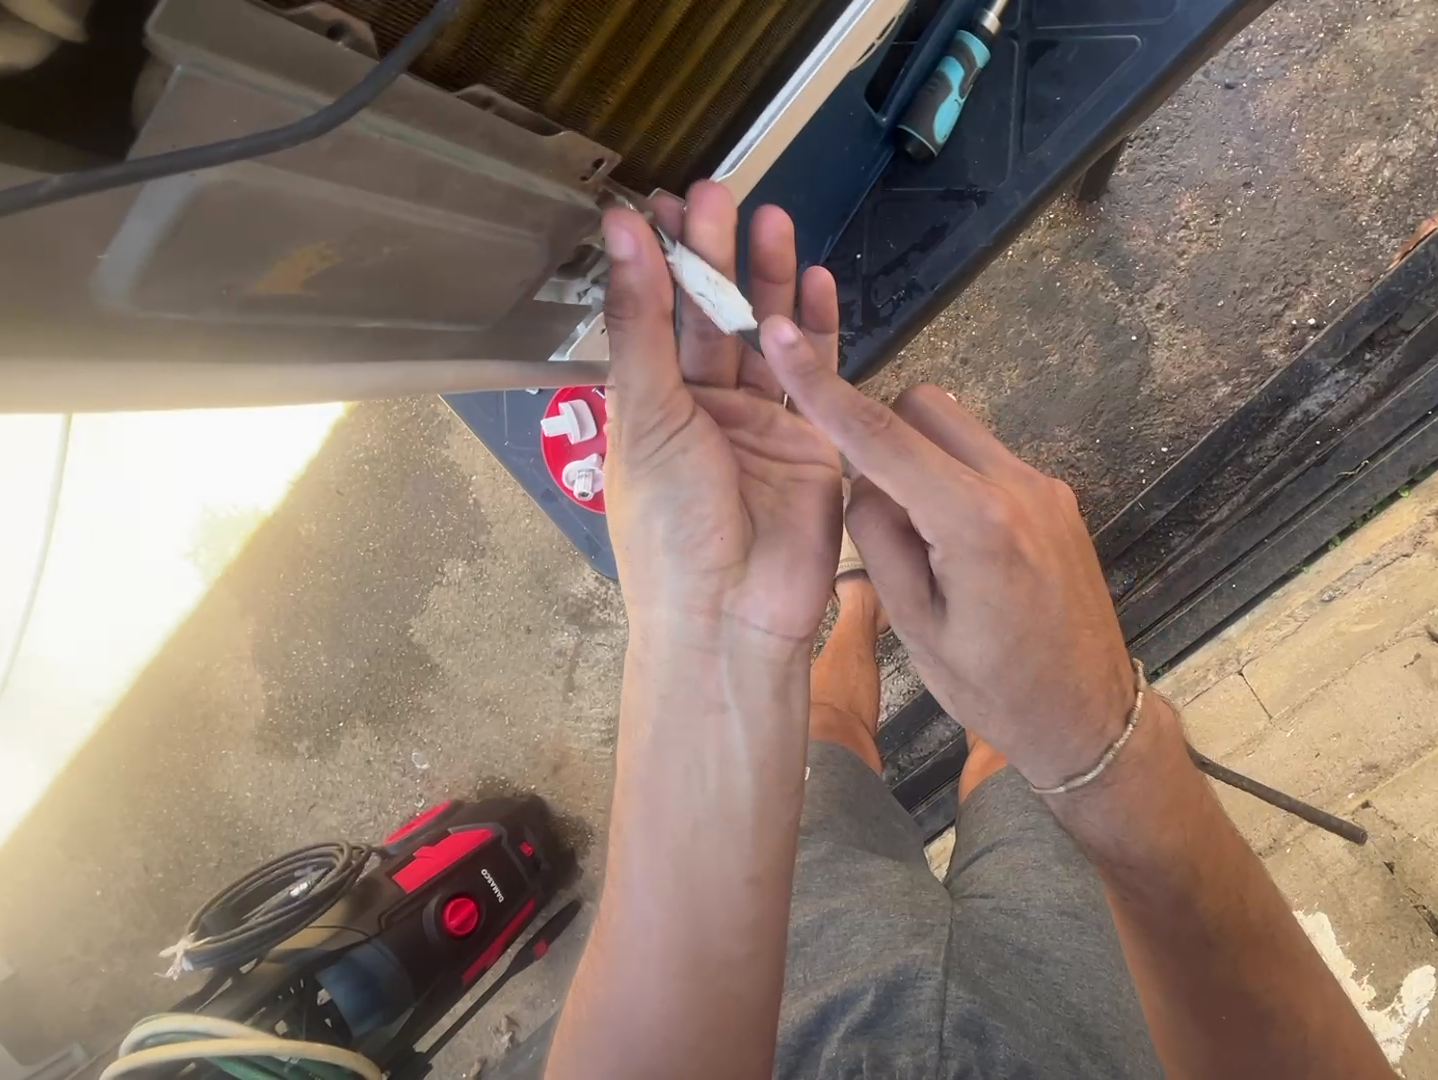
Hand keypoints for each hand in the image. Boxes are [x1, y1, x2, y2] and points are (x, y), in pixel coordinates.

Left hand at [601, 181, 842, 648]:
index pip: (660, 316)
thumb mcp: (647, 418)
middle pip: (718, 319)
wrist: (734, 611)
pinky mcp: (816, 443)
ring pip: (770, 339)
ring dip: (771, 282)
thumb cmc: (672, 525)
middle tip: (724, 192)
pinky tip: (816, 282)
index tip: (665, 203)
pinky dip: (817, 332)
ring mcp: (766, 425)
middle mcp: (710, 410)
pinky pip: (817, 377)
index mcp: (656, 406)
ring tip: (773, 219)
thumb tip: (619, 231)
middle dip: (720, 257)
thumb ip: (643, 325)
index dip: (664, 260)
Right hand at [751, 339, 1132, 789]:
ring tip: (923, 534)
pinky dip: (954, 475)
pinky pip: (986, 456)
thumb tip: (866, 480)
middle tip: (878, 505)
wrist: (1089, 714)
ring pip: (958, 427)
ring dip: (920, 455)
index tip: (781, 339)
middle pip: (925, 407)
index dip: (824, 390)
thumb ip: (880, 538)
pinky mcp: (1057, 496)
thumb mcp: (917, 627)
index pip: (881, 438)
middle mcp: (1017, 484)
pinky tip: (959, 541)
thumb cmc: (996, 690)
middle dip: (882, 433)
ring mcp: (1044, 485)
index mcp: (975, 521)